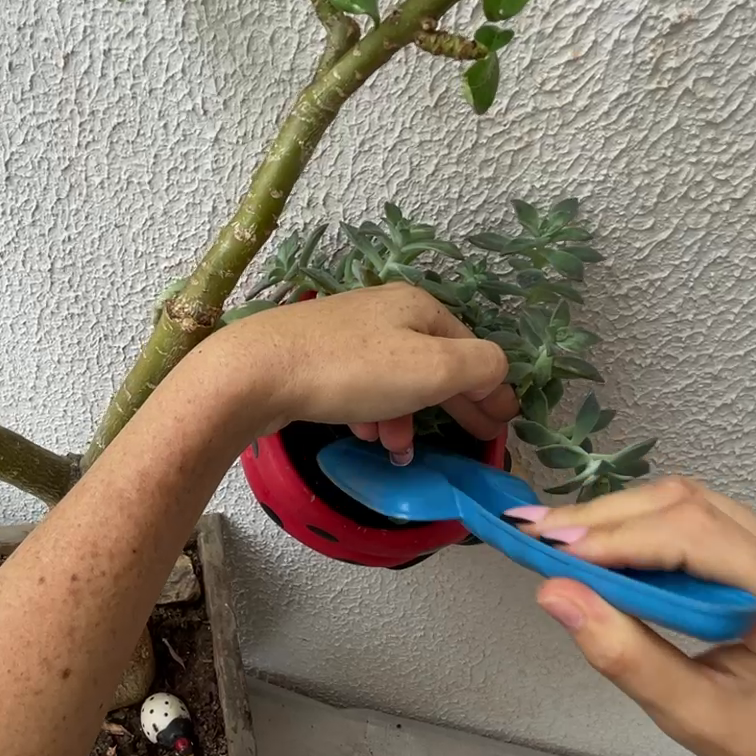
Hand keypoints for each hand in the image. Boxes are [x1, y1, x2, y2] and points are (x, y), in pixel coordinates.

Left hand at [193, 284, 518, 455]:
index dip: (488, 390)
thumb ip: (480, 367)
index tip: (499, 427)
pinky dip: (368, 412)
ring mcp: (344, 332)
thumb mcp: (432, 368)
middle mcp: (383, 312)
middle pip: (432, 364)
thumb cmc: (351, 371)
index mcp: (418, 307)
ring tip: (394, 448)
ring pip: (392, 380)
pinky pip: (358, 387)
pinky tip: (360, 433)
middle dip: (448, 407)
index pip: (470, 350)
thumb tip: (496, 375)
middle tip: (466, 442)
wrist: (257, 372)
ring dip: (402, 417)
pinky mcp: (313, 356)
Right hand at [516, 479, 755, 755]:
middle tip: (541, 534)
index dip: (616, 534)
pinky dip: (664, 532)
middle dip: (610, 516)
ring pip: (709, 507)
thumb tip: (553, 592)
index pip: (699, 537)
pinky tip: (626, 554)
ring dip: (632, 518)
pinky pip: (727, 526)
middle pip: (699, 506)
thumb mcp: (700, 724)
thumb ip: (625, 655)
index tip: (547, 545)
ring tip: (569, 540)